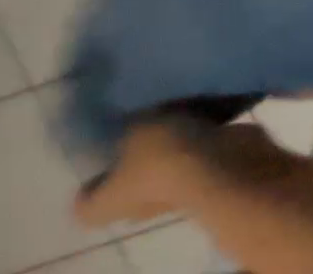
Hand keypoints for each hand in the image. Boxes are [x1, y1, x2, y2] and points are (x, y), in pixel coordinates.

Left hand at [76, 119, 292, 229]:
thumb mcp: (138, 128)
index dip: (95, 170)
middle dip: (142, 151)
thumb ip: (134, 123)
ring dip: (178, 141)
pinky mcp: (212, 176)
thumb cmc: (164, 158)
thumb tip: (138, 119)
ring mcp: (177, 193)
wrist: (227, 166)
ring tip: (187, 106)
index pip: (85, 194)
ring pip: (171, 161)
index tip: (109, 143)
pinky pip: (203, 152)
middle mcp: (135, 207)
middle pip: (132, 176)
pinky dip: (207, 134)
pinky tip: (214, 108)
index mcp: (101, 205)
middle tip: (150, 119)